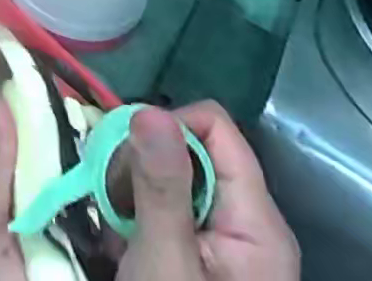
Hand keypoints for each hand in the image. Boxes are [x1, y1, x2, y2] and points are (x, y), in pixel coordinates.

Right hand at [118, 101, 299, 280]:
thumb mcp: (166, 262)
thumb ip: (161, 187)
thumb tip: (149, 109)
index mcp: (258, 221)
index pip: (214, 124)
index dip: (166, 127)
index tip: (126, 161)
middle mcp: (248, 220)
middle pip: (187, 147)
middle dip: (139, 164)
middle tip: (112, 202)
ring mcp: (226, 238)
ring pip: (168, 175)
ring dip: (131, 193)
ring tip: (115, 232)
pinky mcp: (203, 253)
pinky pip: (164, 205)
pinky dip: (136, 216)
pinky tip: (122, 246)